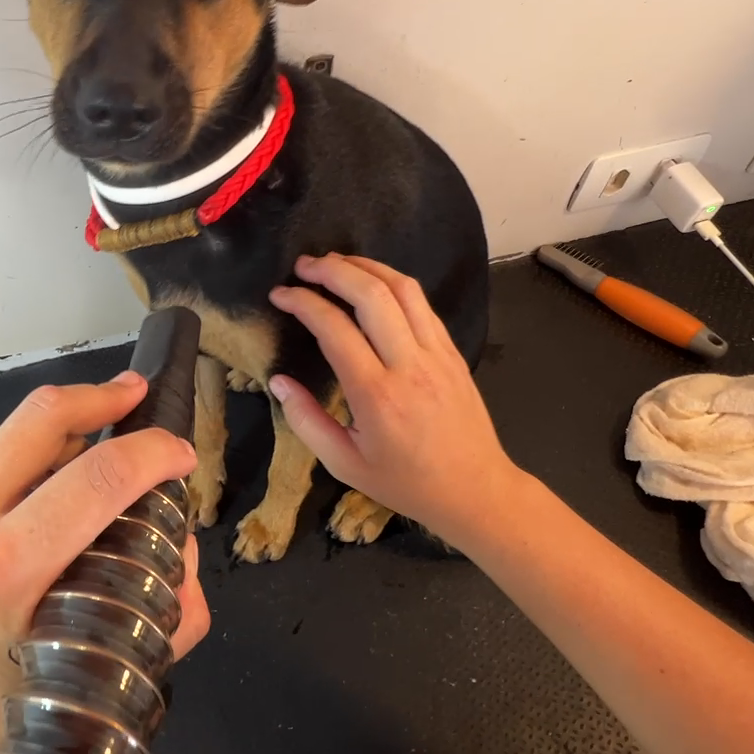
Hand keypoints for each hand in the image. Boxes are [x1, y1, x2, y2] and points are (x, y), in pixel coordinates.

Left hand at [0, 373, 209, 753]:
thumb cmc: (6, 705)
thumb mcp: (100, 665)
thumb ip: (168, 608)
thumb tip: (183, 541)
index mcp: (4, 566)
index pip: (98, 478)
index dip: (152, 454)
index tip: (181, 456)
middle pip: (46, 416)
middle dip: (105, 396)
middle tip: (140, 392)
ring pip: (20, 424)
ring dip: (73, 422)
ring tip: (107, 443)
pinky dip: (39, 453)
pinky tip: (57, 479)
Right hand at [267, 254, 521, 548]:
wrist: (476, 491)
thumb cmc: (405, 482)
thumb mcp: (343, 464)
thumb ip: (305, 420)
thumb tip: (277, 381)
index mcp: (376, 395)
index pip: (334, 328)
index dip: (302, 302)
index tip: (279, 295)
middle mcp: (408, 365)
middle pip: (370, 295)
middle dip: (332, 270)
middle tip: (303, 266)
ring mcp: (436, 354)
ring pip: (401, 288)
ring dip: (364, 266)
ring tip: (334, 262)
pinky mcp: (452, 351)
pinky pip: (421, 303)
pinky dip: (391, 282)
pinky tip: (371, 282)